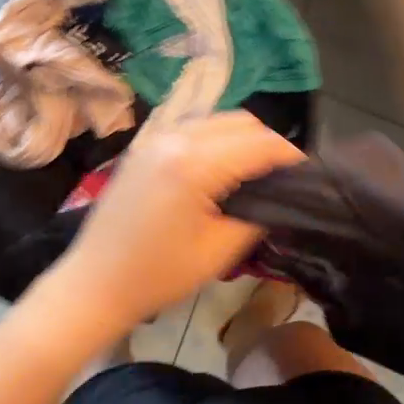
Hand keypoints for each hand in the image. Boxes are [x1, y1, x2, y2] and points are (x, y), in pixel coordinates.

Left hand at [47, 113, 304, 329]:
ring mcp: (155, 139)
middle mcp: (174, 138)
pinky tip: (224, 171)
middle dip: (268, 143)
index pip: (259, 144)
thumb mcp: (218, 251)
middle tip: (285, 177)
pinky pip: (193, 130)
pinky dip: (217, 141)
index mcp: (193, 163)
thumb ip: (256, 215)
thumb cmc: (157, 275)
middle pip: (240, 121)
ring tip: (258, 174)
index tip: (309, 176)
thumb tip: (280, 197)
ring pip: (217, 121)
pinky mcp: (145, 147)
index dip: (290, 157)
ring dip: (243, 139)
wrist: (94, 282)